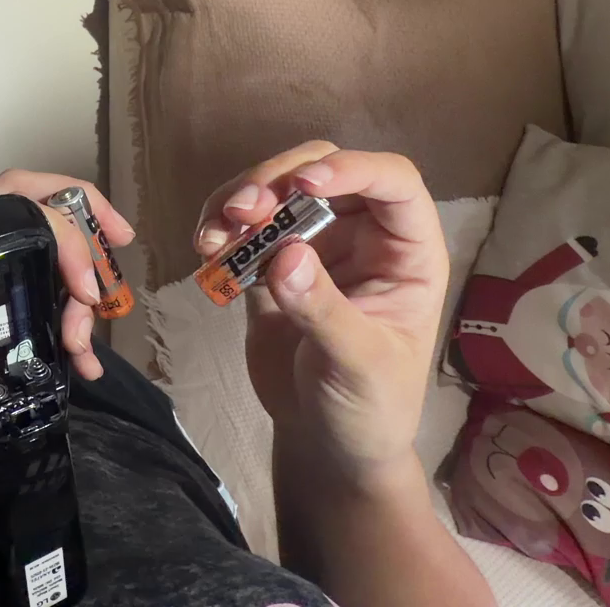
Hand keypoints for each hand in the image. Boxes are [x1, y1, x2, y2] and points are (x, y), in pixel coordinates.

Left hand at [0, 174, 132, 528]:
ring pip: (50, 276)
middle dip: (80, 256)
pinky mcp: (2, 344)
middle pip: (40, 231)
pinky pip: (50, 320)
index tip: (104, 244)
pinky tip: (85, 366)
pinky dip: (77, 334)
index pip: (7, 202)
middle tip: (95, 304)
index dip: (61, 208)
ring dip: (80, 302)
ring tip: (82, 352)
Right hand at [193, 143, 449, 485]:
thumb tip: (285, 255)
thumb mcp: (359, 366)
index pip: (390, 181)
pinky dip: (218, 226)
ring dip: (236, 200)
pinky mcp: (268, 259)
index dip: (351, 169)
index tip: (304, 185)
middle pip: (317, 168)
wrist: (324, 440)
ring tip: (212, 236)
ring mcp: (311, 244)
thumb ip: (325, 310)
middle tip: (242, 211)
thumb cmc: (368, 408)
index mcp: (404, 252)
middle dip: (274, 180)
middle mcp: (359, 235)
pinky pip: (241, 224)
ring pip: (272, 188)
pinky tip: (205, 249)